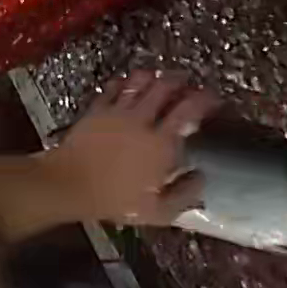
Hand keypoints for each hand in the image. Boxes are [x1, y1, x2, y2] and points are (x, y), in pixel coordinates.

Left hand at [41, 71, 215, 224]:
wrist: (72, 181)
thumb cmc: (117, 200)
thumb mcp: (158, 211)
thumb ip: (185, 194)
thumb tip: (201, 177)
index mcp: (160, 143)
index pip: (187, 110)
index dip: (203, 99)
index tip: (213, 97)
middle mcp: (141, 119)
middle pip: (163, 87)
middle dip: (179, 80)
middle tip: (188, 81)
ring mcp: (117, 109)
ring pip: (139, 81)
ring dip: (153, 76)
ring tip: (160, 76)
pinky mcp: (97, 107)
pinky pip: (114, 86)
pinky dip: (125, 81)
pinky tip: (129, 83)